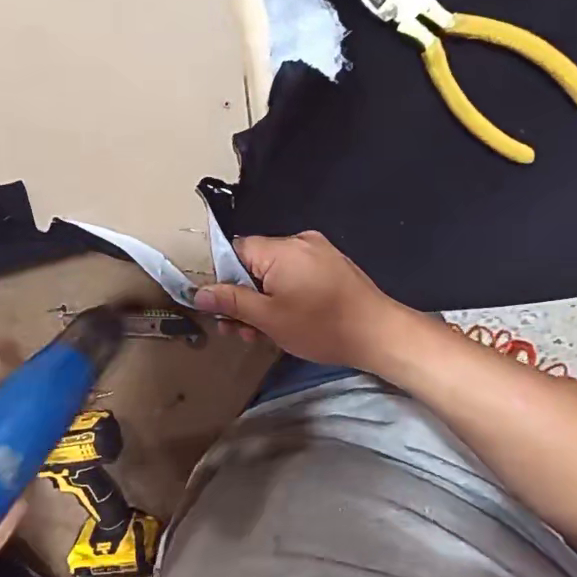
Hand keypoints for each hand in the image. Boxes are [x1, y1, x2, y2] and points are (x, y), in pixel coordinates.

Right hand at [193, 230, 412, 369]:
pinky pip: (298, 277)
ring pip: (276, 274)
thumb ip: (232, 302)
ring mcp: (320, 254)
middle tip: (239, 331)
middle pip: (256, 264)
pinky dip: (287, 297)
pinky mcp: (333, 268)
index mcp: (282, 248)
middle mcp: (300, 242)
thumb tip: (199, 292)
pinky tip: (286, 323)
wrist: (377, 332)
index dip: (222, 279)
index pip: (236, 251)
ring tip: (262, 334)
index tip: (219, 307)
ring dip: (264, 302)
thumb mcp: (268, 318)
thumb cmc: (321, 326)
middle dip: (244, 298)